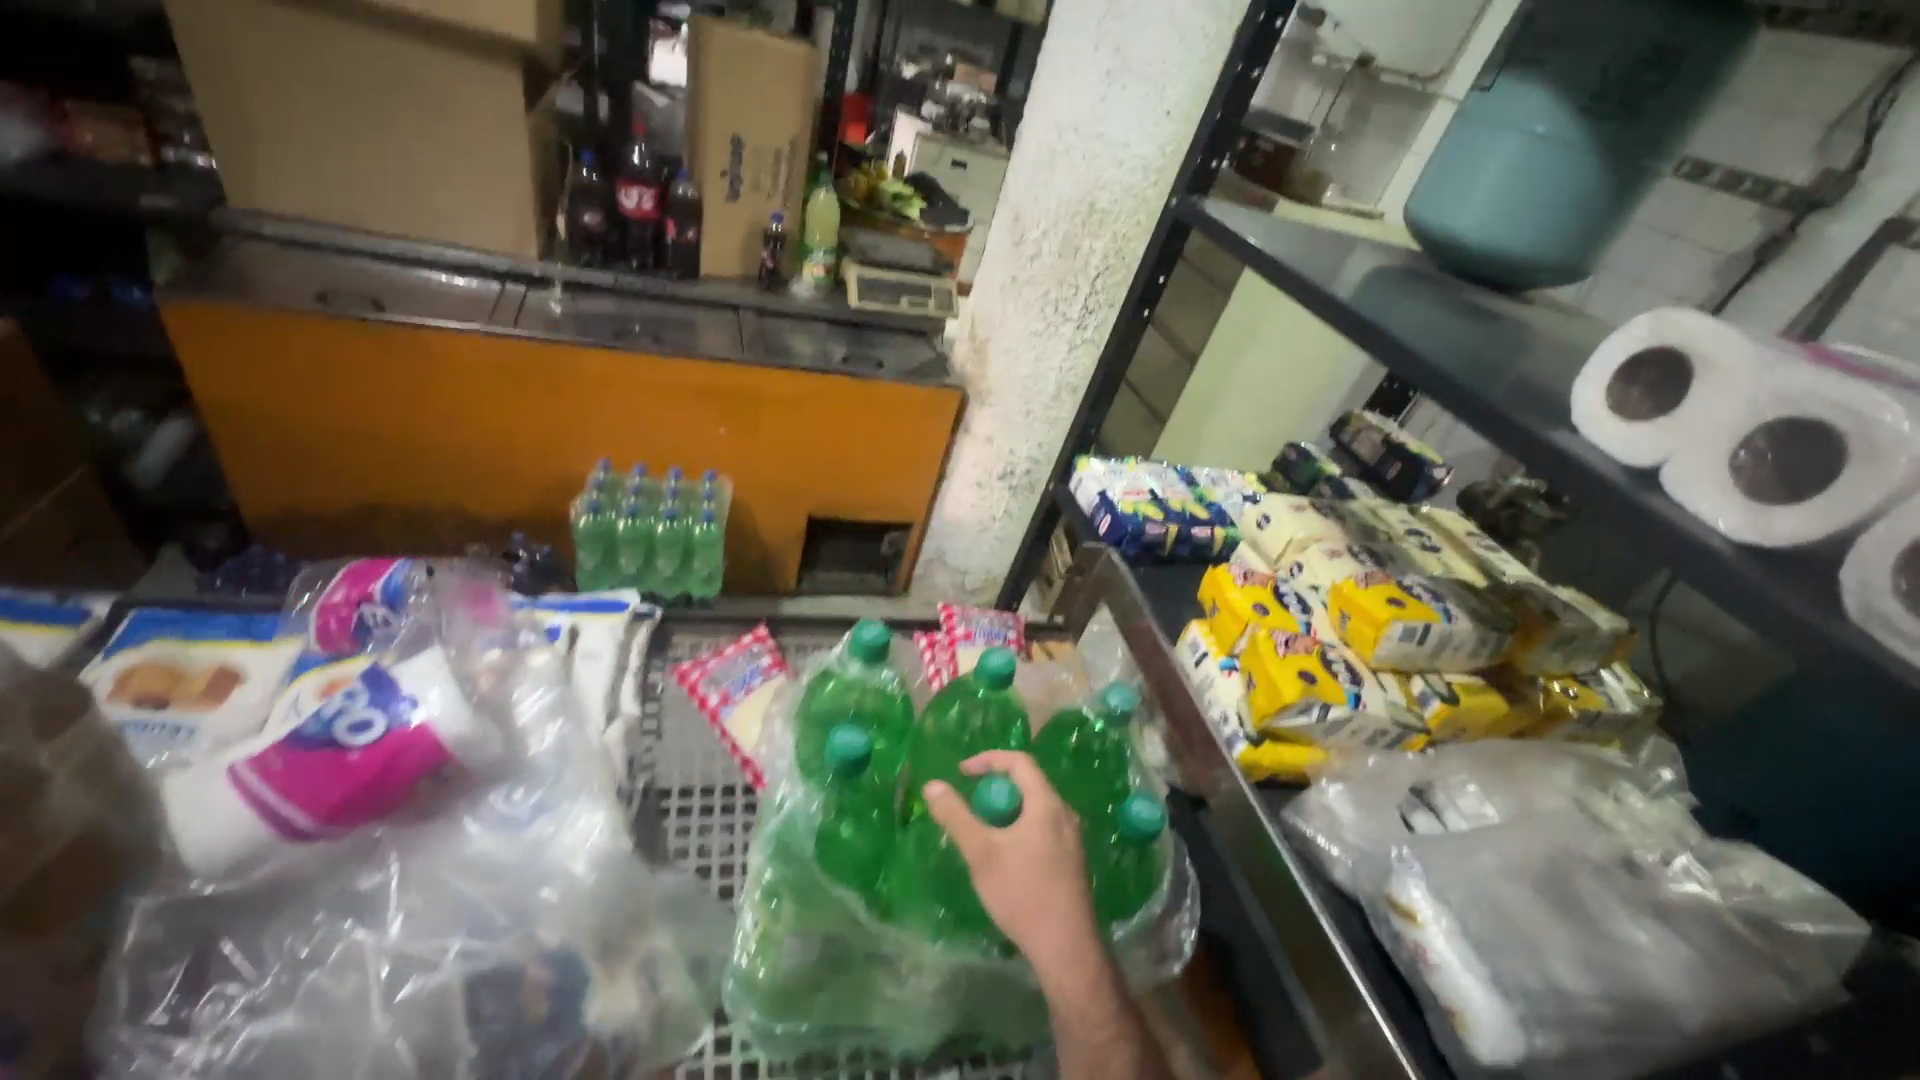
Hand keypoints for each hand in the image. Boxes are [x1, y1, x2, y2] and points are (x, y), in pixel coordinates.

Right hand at [923, 751, 1103, 977]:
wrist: (1066, 946)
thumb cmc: (1023, 893)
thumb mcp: (981, 852)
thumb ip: (956, 816)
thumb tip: (933, 785)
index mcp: (1048, 804)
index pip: (1020, 762)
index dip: (988, 759)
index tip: (961, 772)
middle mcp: (1065, 814)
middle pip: (1028, 784)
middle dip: (995, 789)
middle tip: (970, 807)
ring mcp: (1072, 839)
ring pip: (1034, 810)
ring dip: (1006, 812)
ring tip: (982, 835)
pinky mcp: (1071, 861)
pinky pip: (1042, 829)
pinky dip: (1019, 829)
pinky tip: (1004, 859)